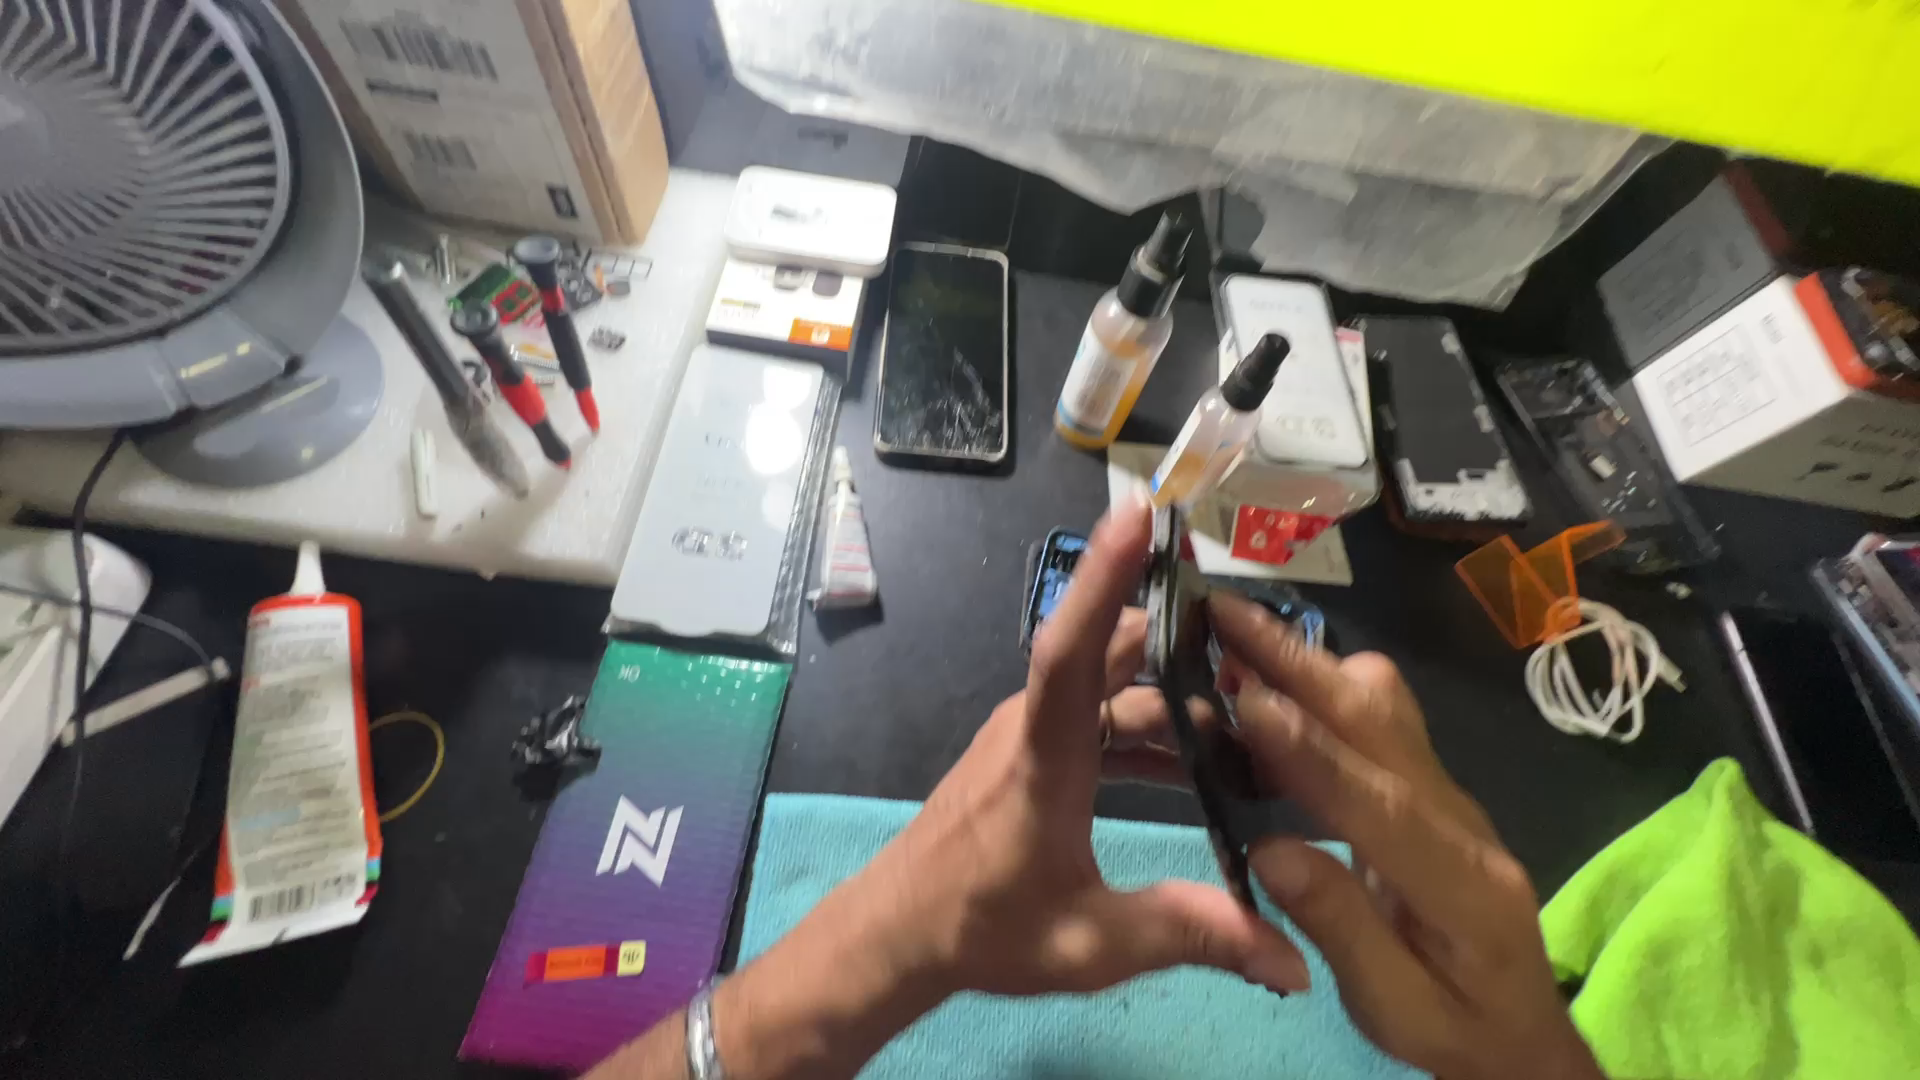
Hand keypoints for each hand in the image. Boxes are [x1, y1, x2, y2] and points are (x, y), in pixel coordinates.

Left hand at [857, 499, 1308, 996]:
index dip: (1104, 576)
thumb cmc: (982, 925)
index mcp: (1045, 752)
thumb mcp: (1089, 941)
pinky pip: (1097, 720)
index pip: (1072, 646)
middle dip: (1176, 633)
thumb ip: (1188, 934)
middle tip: (1258, 640)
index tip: (1136, 514)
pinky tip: (1195, 765)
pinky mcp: (1033, 752)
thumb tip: (1291, 956)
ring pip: (1110, 689)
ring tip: (1249, 721)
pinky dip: (1145, 730)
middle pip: (1106, 651)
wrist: (902, 928)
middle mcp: (1036, 723)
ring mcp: (1032, 733)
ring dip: (1170, 697)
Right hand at [1201, 592, 1602, 1079]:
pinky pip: (1368, 711)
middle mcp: (1456, 813)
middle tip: (1223, 612)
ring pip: (1377, 698)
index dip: (1310, 751)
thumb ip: (1340, 930)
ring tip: (1228, 634)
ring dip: (1301, 658)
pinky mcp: (1420, 776)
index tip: (1248, 701)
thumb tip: (1270, 852)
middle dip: (1296, 660)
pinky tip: (1258, 678)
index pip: (1382, 805)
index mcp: (1461, 884)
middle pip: (1378, 718)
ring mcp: (1442, 786)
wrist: (1523, 1027)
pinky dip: (1310, 680)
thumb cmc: (1456, 1026)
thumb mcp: (1396, 1011)